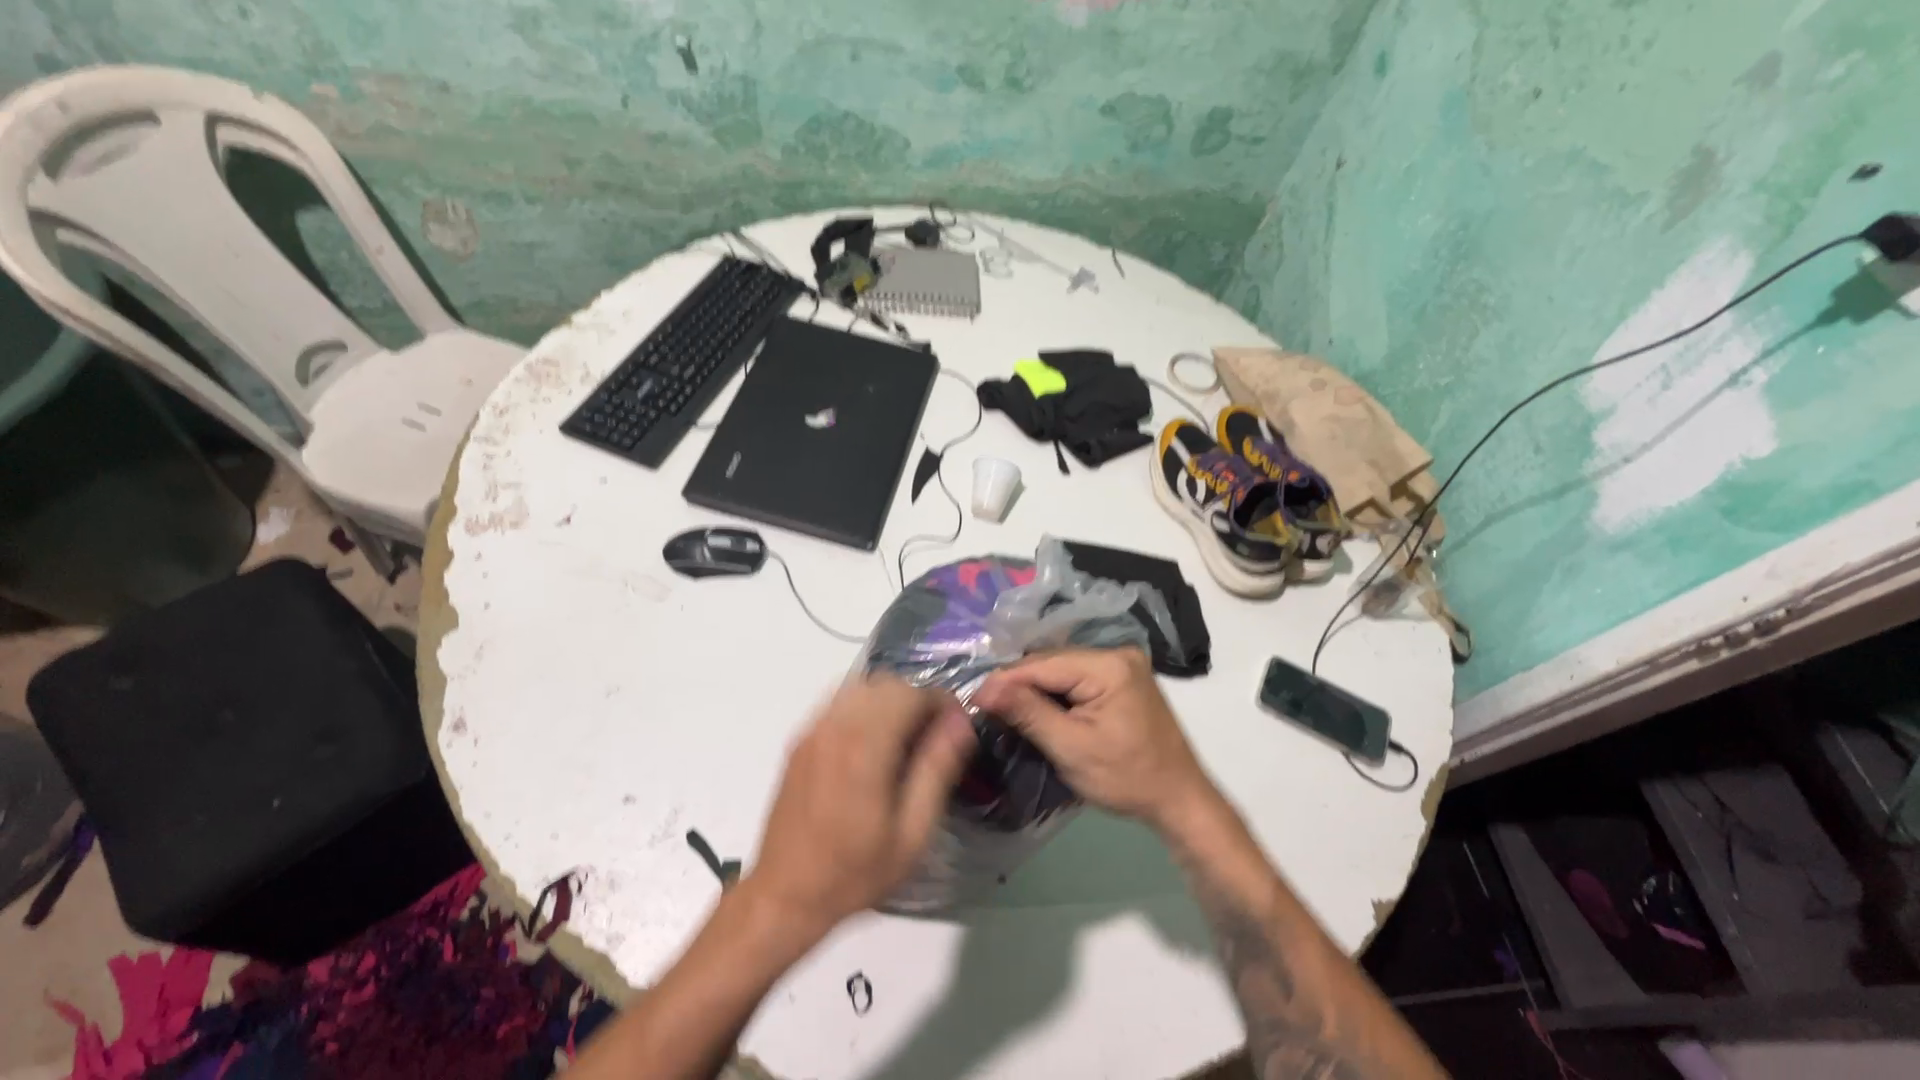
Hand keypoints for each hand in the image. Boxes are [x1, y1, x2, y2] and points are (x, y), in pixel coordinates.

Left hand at [746, 676, 975, 931]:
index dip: (941, 702)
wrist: (785, 894)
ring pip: (861, 687)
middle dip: (917, 699)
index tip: (957, 728)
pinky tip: (874, 746)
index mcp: (864, 748)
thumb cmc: (855, 872)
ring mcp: (811, 731)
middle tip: (936, 737)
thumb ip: (936, 770)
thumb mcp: (911, 833)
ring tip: (907, 740)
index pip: (910, 693)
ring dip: (891, 701)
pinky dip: (865, 708)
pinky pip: (838, 703)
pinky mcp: (799, 741)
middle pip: (885, 683)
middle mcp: (834, 727)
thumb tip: (960, 723)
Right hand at [973, 649, 1216, 832]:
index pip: (1043, 664)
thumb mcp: (1070, 748)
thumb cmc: (1126, 778)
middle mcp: (1117, 653)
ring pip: (1062, 670)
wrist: (1178, 799)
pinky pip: (1078, 679)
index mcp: (1109, 665)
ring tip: (1002, 708)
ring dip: (1034, 688)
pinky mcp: (1123, 679)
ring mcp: (1123, 665)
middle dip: (1018, 684)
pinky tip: (1035, 708)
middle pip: (1052, 663)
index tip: (972, 699)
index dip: (1005, 680)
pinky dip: (1055, 693)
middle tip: (984, 707)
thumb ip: (1028, 712)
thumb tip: (984, 688)